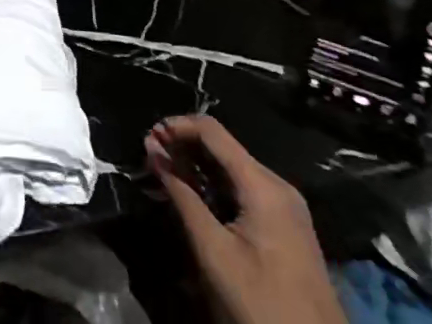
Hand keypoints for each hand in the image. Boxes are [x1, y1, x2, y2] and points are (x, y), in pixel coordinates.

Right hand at [146, 115, 345, 323]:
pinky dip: (215, 185)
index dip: (178, 127)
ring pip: (233, 168)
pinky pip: (244, 189)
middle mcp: (277, 186)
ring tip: (164, 171)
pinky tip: (194, 194)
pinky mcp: (284, 226)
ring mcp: (285, 206)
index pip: (213, 132)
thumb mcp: (212, 251)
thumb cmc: (260, 305)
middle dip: (185, 145)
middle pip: (224, 147)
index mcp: (263, 185)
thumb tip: (153, 152)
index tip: (147, 137)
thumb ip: (182, 196)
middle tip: (150, 155)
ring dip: (198, 165)